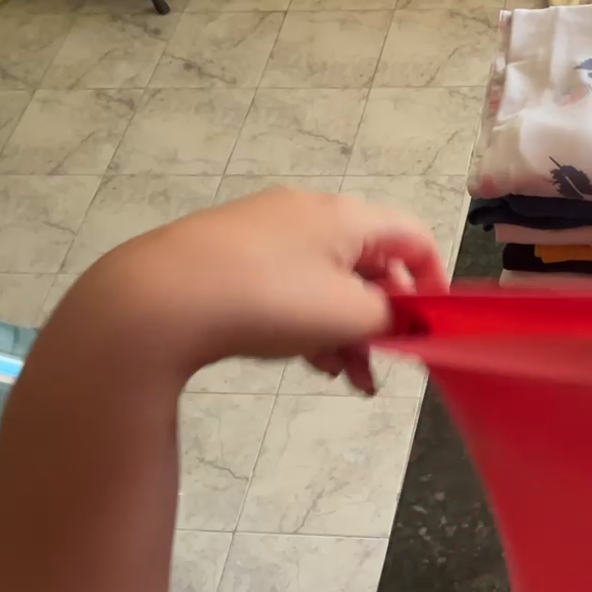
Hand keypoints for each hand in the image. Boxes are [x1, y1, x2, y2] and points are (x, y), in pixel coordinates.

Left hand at [62, 186, 447, 392]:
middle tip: (387, 363)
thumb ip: (395, 319)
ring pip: (333, 284)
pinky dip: (312, 323)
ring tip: (345, 377)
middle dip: (385, 320)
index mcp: (346, 217)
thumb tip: (409, 321)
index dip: (434, 281)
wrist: (157, 302)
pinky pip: (295, 287)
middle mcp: (310, 214)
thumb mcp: (351, 316)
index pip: (414, 237)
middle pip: (372, 266)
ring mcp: (268, 233)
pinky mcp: (235, 255)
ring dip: (349, 331)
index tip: (433, 324)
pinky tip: (308, 361)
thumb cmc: (271, 301)